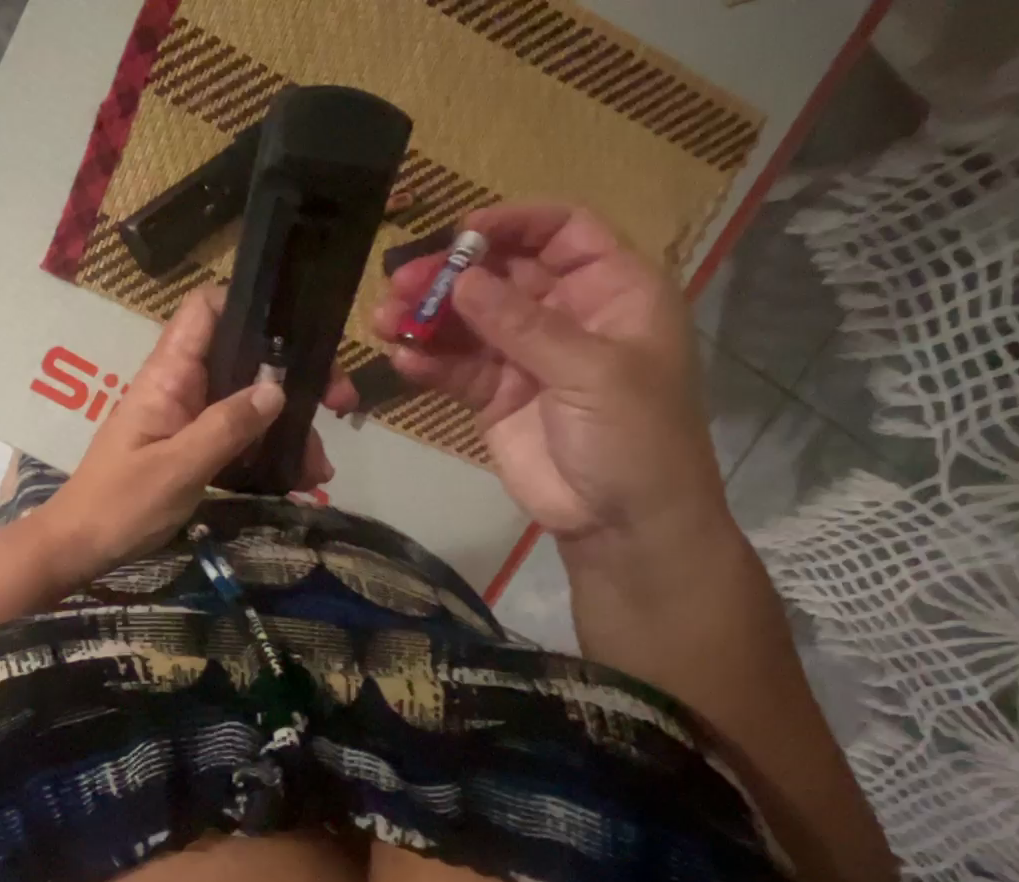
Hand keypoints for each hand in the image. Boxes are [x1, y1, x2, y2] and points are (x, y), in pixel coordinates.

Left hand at [34, 287, 333, 577]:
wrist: (79, 548)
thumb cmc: (120, 505)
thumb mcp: (178, 468)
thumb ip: (226, 427)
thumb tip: (276, 389)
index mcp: (167, 376)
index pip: (205, 311)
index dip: (249, 306)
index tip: (298, 331)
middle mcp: (180, 388)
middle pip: (243, 360)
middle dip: (292, 379)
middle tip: (340, 407)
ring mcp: (185, 419)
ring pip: (246, 404)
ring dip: (287, 428)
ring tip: (319, 468)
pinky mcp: (189, 449)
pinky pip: (236, 438)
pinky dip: (266, 454)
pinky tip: (298, 480)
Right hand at [336, 202, 727, 544]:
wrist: (621, 521)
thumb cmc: (634, 436)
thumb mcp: (591, 372)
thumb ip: (524, 325)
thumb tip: (462, 280)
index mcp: (612, 292)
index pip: (564, 232)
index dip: (515, 223)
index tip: (462, 231)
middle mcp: (565, 315)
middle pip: (502, 275)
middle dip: (451, 275)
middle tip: (400, 283)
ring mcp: (525, 357)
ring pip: (468, 321)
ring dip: (426, 318)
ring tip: (383, 321)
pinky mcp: (493, 396)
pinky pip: (455, 368)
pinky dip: (427, 363)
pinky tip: (401, 361)